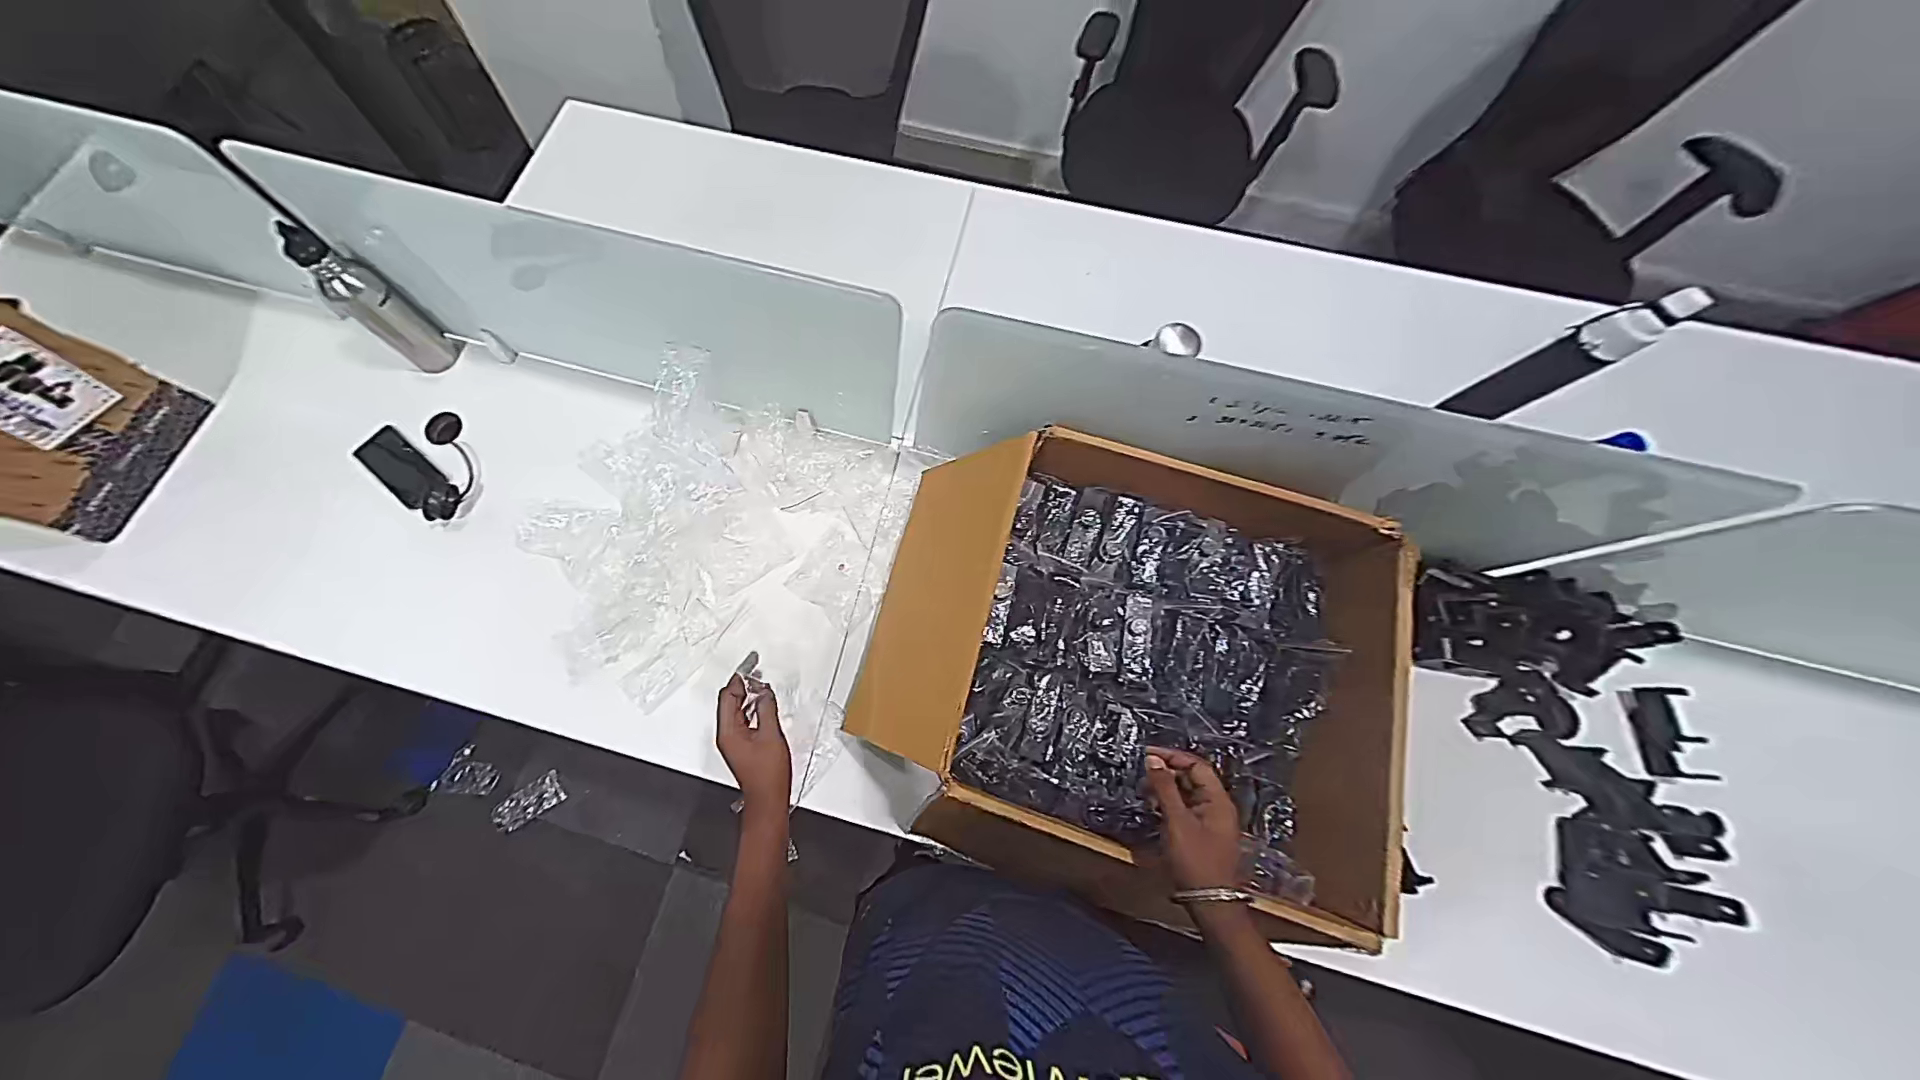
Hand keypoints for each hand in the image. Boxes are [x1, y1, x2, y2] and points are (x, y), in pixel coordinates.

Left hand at [717, 674, 790, 817]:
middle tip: (756, 671)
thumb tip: (765, 692)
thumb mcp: (771, 735)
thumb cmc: (767, 774)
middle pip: (730, 701)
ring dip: (749, 696)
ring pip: (737, 710)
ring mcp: (735, 740)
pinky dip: (754, 708)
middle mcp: (728, 735)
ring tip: (762, 685)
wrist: (768, 798)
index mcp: (728, 731)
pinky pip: (745, 719)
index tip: (749, 665)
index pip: (728, 696)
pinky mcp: (743, 745)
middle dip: (743, 685)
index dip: (739, 678)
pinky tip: (764, 704)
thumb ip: (767, 709)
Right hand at [1143, 747, 1242, 890]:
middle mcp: (1218, 807)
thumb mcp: (1176, 821)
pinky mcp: (1203, 833)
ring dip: (1167, 788)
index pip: (1196, 765)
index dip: (1173, 756)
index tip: (1148, 754)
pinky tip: (1155, 808)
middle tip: (1144, 773)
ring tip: (1146, 791)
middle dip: (1168, 772)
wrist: (1210, 903)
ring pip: (1188, 793)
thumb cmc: (1195, 860)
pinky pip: (1187, 808)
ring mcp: (1211, 821)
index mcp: (1217, 800)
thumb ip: (1164, 787)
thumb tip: (1153, 759)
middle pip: (1193, 778)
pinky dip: (1170, 804)